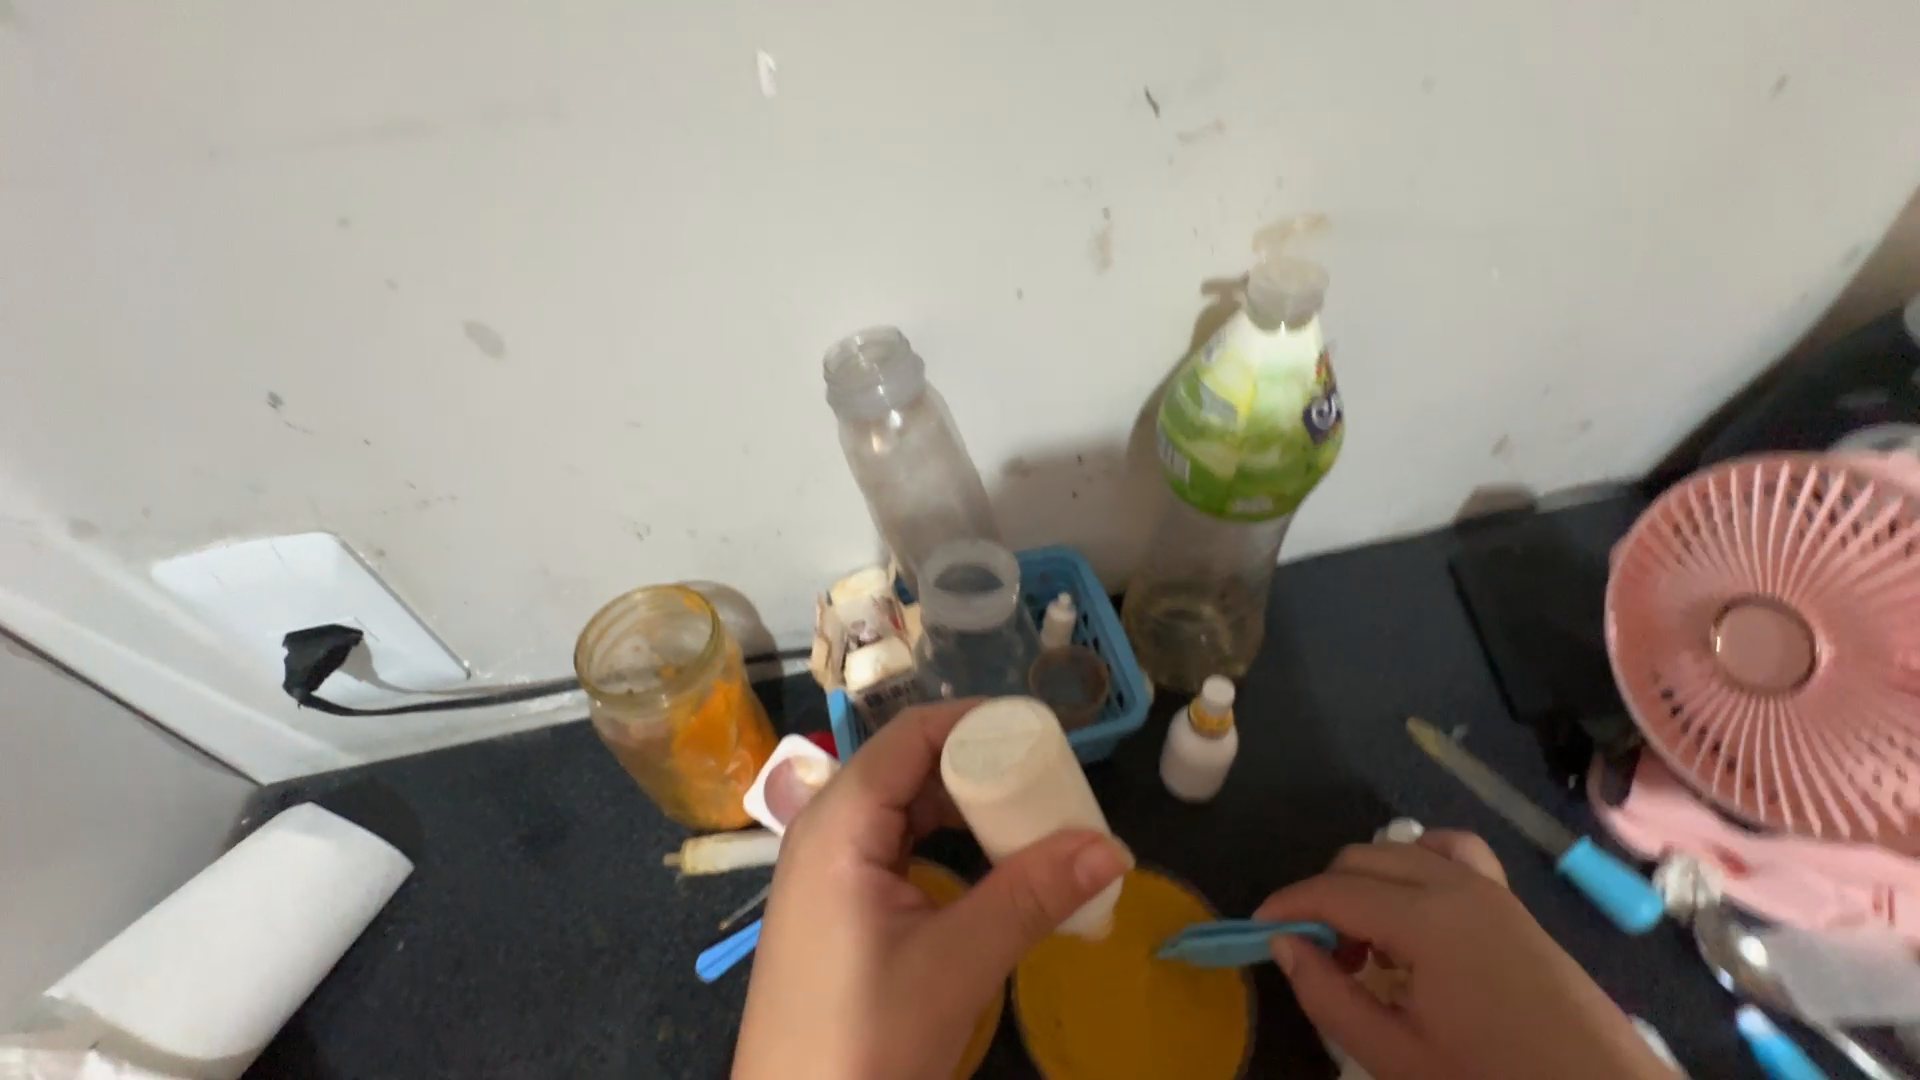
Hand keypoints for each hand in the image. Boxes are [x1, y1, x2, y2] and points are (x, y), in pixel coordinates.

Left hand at [734, 700, 1130, 1079]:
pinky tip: (984, 860)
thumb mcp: (955, 965)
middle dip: (977, 764)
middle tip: (1045, 781)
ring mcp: (827, 864)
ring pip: (903, 802)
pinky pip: (895, 840)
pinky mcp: (837, 898)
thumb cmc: (864, 1041)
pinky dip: (943, 838)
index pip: (910, 734)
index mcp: (840, 822)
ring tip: (1026, 817)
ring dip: (964, 804)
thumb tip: (1114, 847)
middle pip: (907, 763)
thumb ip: (1032, 897)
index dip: (973, 721)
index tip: (1037, 732)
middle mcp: (826, 827)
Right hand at [1258, 830, 1674, 1079]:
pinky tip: (1417, 905)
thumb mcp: (1401, 1060)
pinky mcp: (1514, 904)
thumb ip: (1330, 997)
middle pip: (1359, 861)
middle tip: (1321, 957)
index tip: (1258, 931)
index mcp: (1426, 919)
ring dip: (1367, 884)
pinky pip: (1452, 853)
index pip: (1331, 891)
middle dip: (1325, 898)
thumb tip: (1285, 944)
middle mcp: (1454, 885)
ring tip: (1367, 943)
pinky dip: (1418, 863)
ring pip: (1400, 851)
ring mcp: (1490, 889)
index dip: (1286, 906)